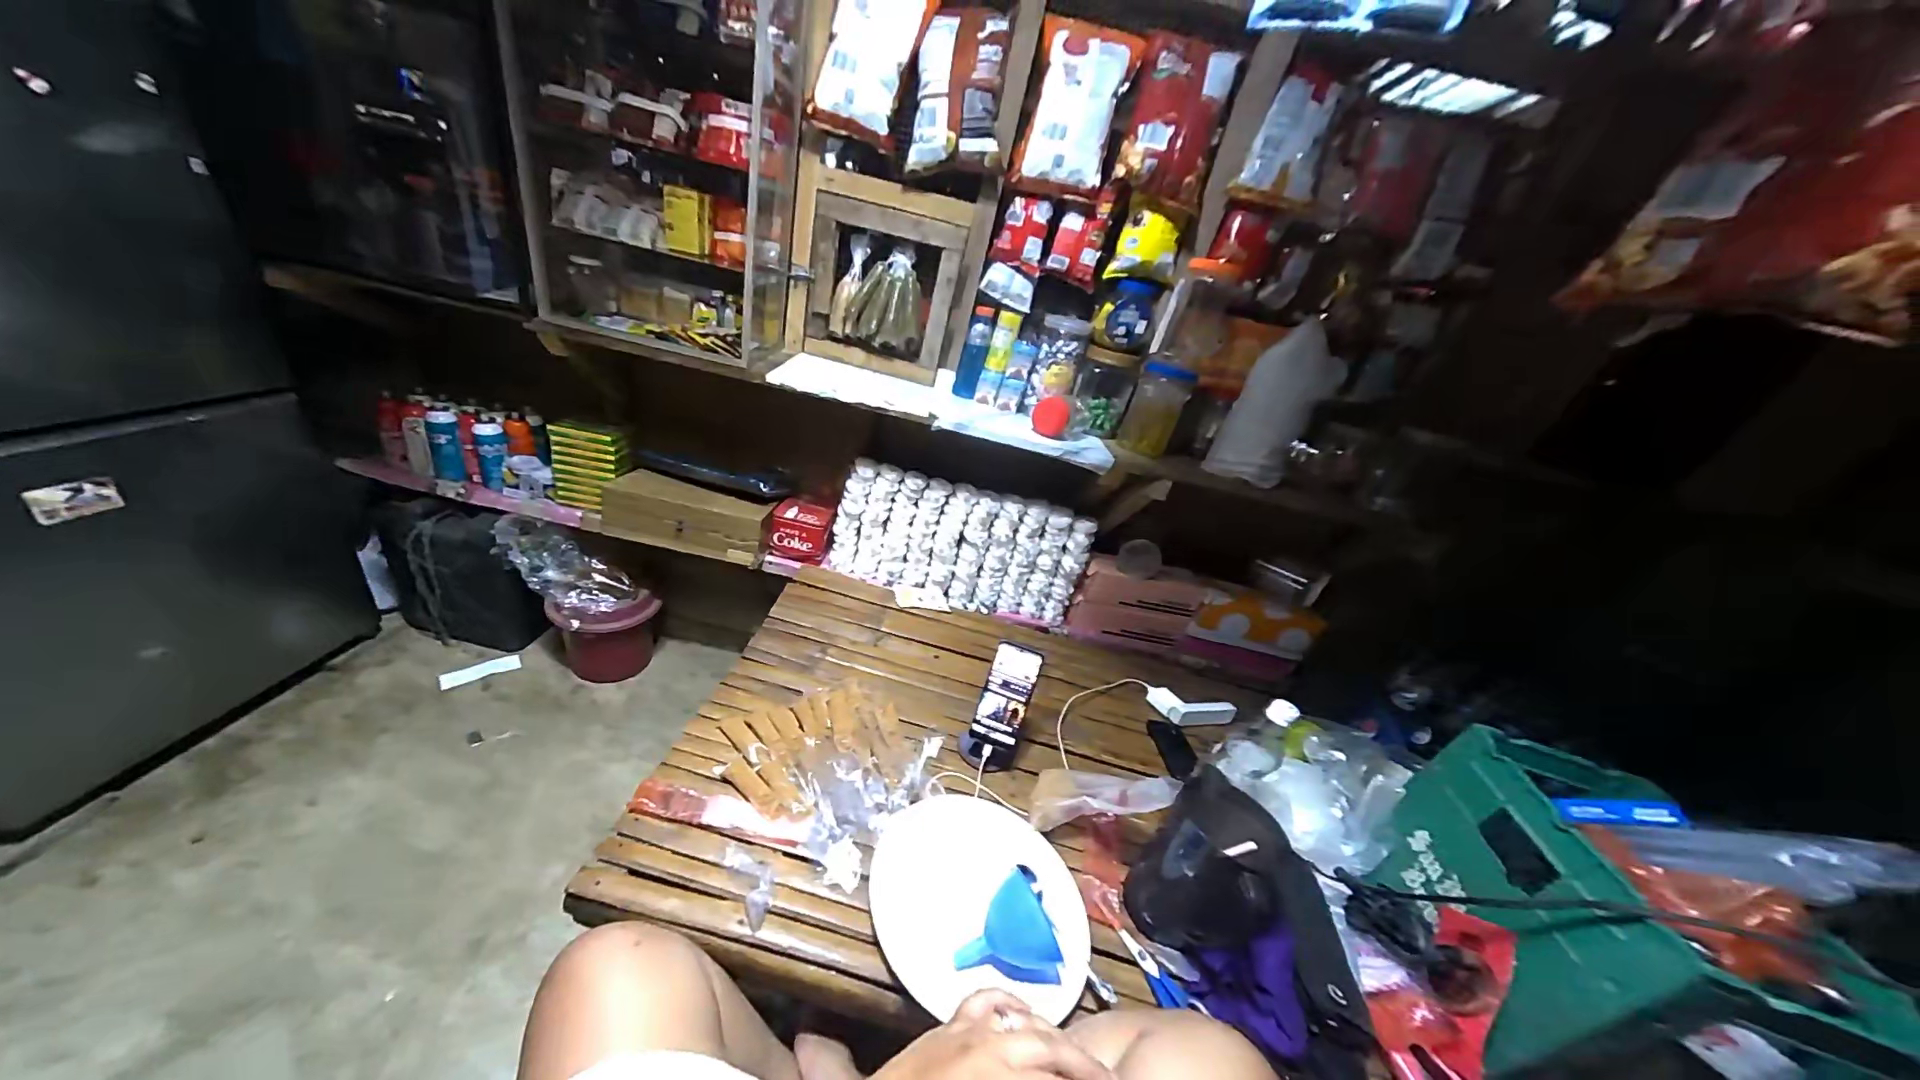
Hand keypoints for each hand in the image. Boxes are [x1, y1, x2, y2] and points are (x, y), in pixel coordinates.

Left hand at [871, 991, 1113, 1079]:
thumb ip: (1019, 1078)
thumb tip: (1048, 1074)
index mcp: (997, 1070)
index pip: (1054, 1070)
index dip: (1083, 1075)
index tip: (1105, 1079)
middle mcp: (986, 1044)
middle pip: (1049, 1045)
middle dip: (1080, 1061)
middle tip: (1103, 1073)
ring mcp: (965, 1029)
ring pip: (1024, 1021)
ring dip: (1052, 1033)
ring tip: (1072, 1049)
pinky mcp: (946, 1026)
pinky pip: (984, 1002)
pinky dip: (1008, 1004)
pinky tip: (1020, 1012)